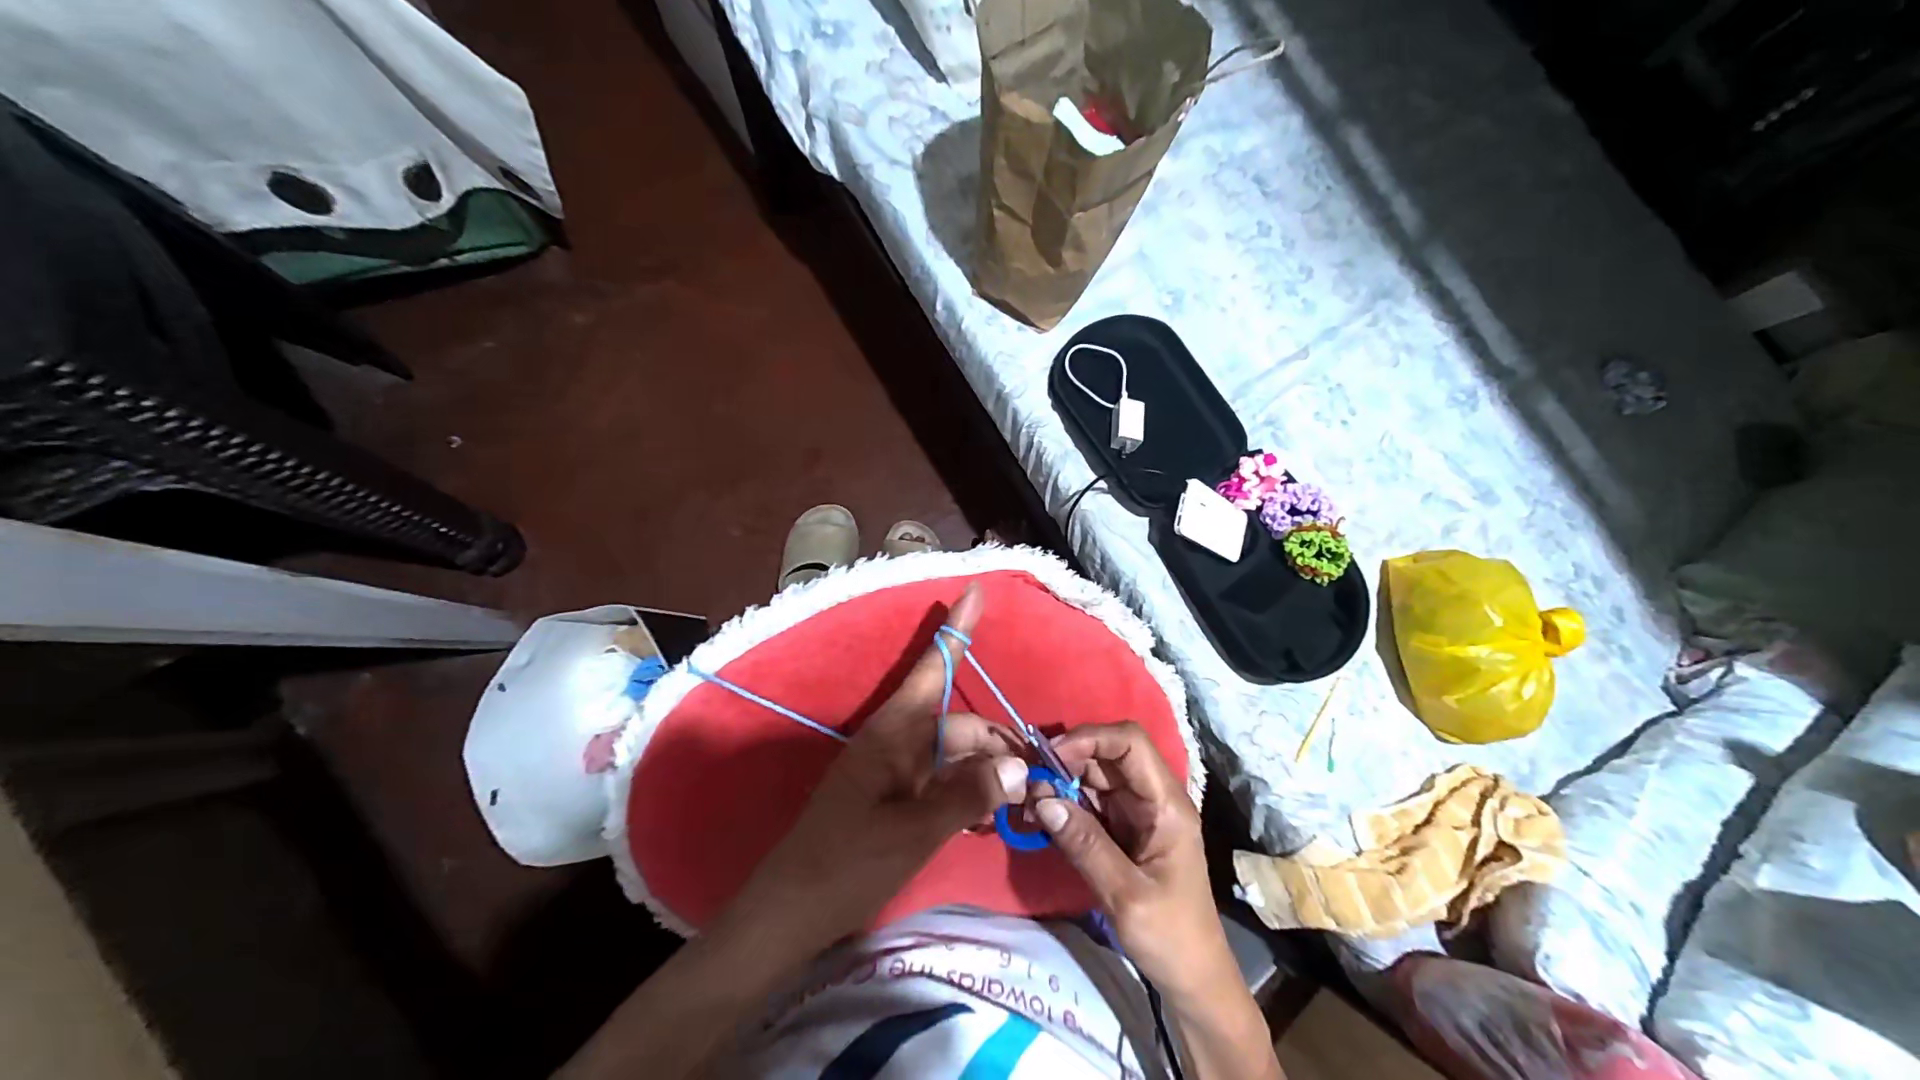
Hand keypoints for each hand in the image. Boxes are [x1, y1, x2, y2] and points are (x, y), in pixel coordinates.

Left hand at [728, 584, 1026, 940]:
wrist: (790, 912)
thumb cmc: (847, 864)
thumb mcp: (913, 832)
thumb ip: (966, 795)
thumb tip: (1017, 765)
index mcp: (893, 733)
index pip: (932, 670)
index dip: (957, 632)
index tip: (975, 589)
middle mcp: (894, 742)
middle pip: (959, 725)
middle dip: (999, 744)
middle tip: (1040, 778)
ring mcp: (892, 771)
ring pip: (953, 756)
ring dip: (986, 774)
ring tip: (1022, 803)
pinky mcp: (893, 799)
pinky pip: (940, 783)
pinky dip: (967, 795)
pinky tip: (990, 819)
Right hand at [1033, 721, 1237, 1002]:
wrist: (1193, 979)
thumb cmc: (1171, 936)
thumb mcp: (1126, 895)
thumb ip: (1085, 844)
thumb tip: (1042, 799)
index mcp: (1166, 804)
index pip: (1130, 743)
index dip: (1090, 738)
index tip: (1051, 756)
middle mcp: (1152, 798)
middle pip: (1107, 755)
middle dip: (1067, 758)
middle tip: (1029, 779)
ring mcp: (1136, 813)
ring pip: (1093, 776)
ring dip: (1059, 781)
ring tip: (1028, 798)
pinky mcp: (1121, 830)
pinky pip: (1088, 803)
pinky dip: (1063, 803)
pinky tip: (1038, 814)